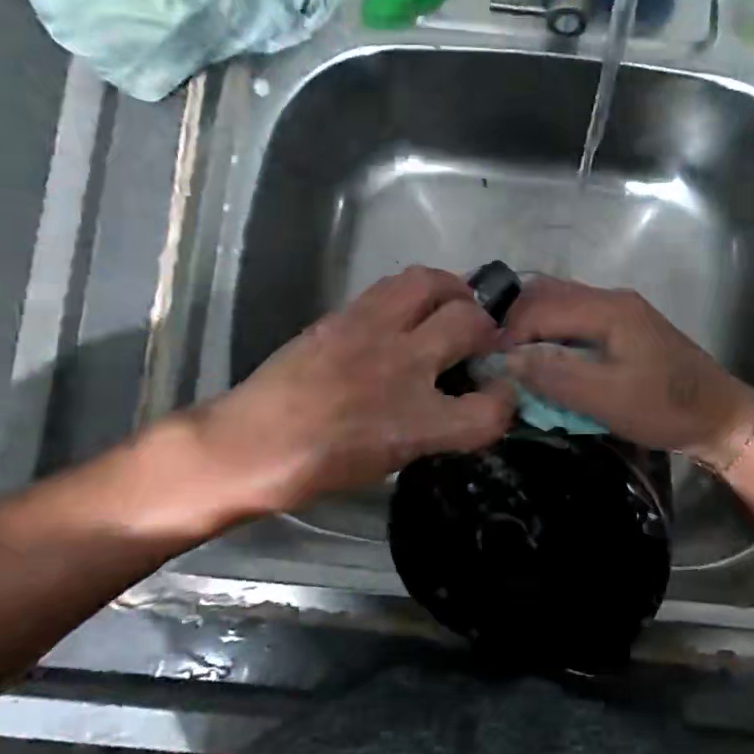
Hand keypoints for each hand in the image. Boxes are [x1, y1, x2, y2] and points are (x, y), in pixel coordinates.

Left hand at [146, 267, 515, 528]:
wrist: (248, 446)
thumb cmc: (318, 469)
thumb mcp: (391, 461)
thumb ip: (435, 429)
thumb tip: (459, 404)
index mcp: (417, 424)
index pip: (490, 411)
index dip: (505, 403)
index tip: (500, 397)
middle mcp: (402, 368)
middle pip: (470, 323)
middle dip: (487, 327)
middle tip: (481, 337)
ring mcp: (372, 333)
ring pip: (432, 283)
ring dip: (454, 290)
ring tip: (454, 303)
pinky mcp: (344, 314)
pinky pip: (394, 285)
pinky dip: (416, 291)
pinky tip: (411, 309)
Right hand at [502, 276, 753, 467]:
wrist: (720, 416)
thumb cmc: (665, 408)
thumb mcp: (607, 398)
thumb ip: (556, 376)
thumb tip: (506, 359)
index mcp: (608, 308)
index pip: (540, 308)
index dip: (507, 333)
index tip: (485, 362)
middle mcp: (611, 299)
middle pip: (547, 296)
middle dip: (514, 322)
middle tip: (490, 356)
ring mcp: (619, 311)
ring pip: (560, 305)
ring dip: (531, 327)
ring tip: (510, 358)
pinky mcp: (624, 328)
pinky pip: (575, 320)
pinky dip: (551, 334)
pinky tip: (542, 357)